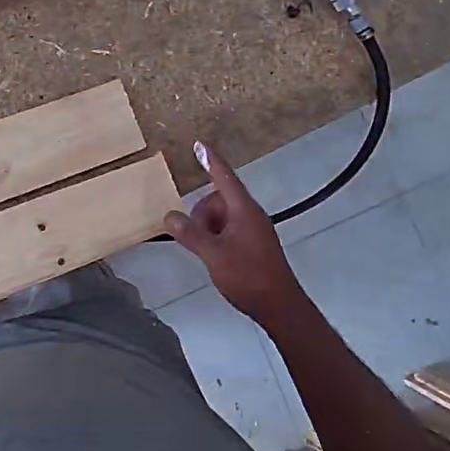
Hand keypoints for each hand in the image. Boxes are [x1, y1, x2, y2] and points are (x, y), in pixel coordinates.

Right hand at [164, 142, 311, 322]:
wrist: (279, 306)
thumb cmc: (248, 276)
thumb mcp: (214, 255)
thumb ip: (191, 235)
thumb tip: (169, 216)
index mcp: (244, 211)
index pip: (224, 178)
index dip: (211, 161)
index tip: (200, 144)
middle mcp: (251, 215)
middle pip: (218, 200)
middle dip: (202, 214)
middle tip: (195, 239)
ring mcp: (254, 230)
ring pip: (222, 217)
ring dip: (208, 228)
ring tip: (206, 252)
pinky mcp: (254, 244)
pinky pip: (229, 230)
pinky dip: (217, 237)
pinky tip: (214, 257)